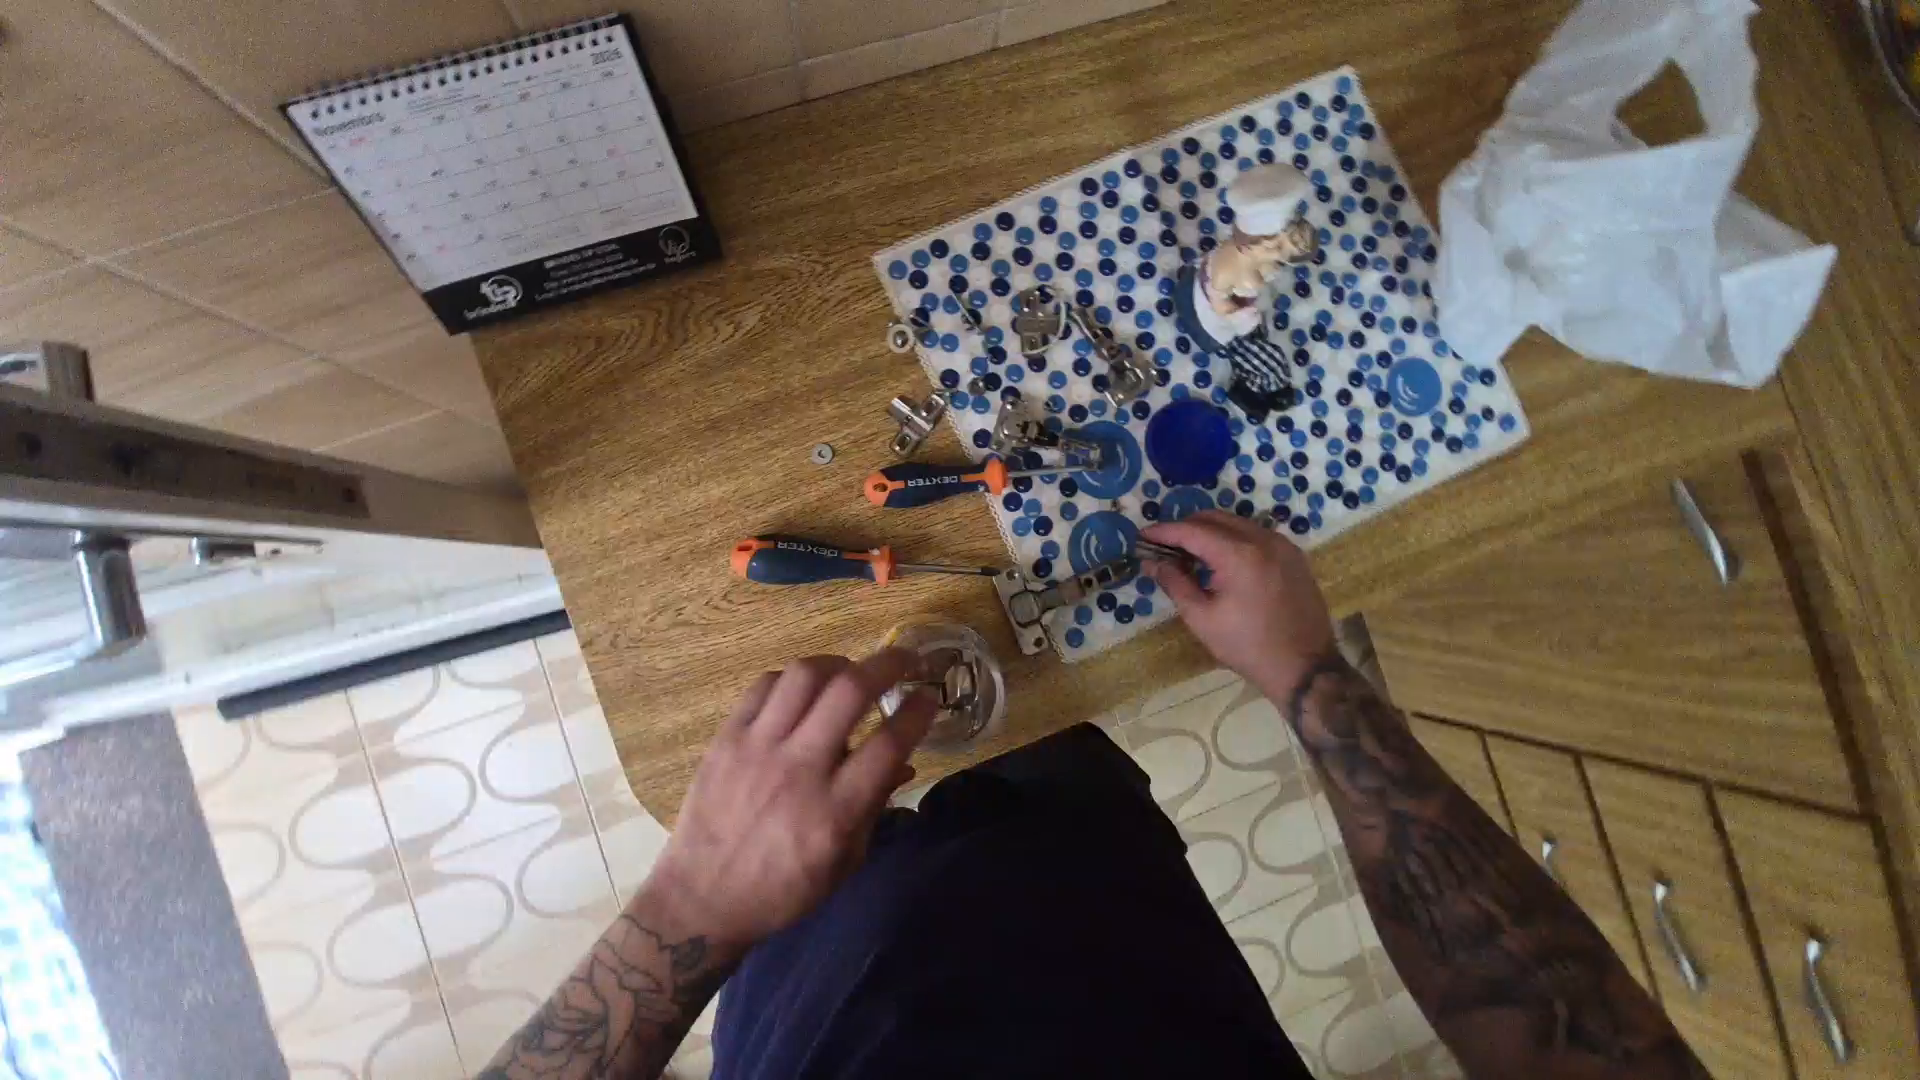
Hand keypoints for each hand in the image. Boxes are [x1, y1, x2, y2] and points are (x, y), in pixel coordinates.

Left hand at [641, 651, 936, 947]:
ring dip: (839, 663)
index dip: (918, 711)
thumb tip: (905, 761)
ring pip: (804, 676)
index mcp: (834, 811)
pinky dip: (792, 679)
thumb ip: (875, 807)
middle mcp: (798, 769)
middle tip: (905, 661)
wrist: (701, 902)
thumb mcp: (844, 862)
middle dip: (888, 664)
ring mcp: (758, 748)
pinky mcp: (727, 738)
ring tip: (851, 671)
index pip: (889, 743)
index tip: (929, 697)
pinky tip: (804, 691)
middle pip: (850, 691)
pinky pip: (763, 686)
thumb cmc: (782, 891)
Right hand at [1142, 510, 1335, 697]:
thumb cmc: (1247, 646)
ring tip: (1188, 554)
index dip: (1163, 531)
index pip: (1192, 531)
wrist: (1305, 667)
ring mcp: (1282, 545)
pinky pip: (1255, 534)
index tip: (1142, 536)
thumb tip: (1152, 563)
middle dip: (1185, 528)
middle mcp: (1263, 539)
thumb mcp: (1201, 618)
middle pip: (1214, 518)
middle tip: (1163, 546)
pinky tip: (1220, 561)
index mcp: (1239, 555)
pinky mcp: (1293, 556)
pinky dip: (1231, 539)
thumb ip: (1175, 583)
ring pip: (1236, 523)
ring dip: (1208, 532)